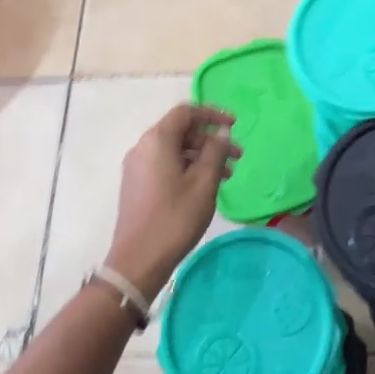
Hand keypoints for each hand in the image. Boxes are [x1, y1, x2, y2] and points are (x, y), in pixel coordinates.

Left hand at [106, 104, 240, 301]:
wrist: (137, 261)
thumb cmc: (174, 218)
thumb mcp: (203, 183)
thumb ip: (215, 151)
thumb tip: (222, 132)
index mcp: (157, 140)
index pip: (186, 112)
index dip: (212, 114)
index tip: (235, 125)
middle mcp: (143, 147)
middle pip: (181, 131)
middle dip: (211, 140)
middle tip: (237, 157)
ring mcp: (137, 167)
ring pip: (174, 150)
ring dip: (202, 156)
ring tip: (227, 176)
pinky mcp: (137, 185)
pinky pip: (165, 165)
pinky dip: (187, 168)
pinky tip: (205, 187)